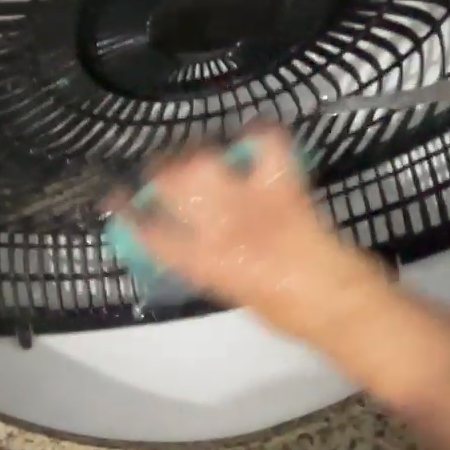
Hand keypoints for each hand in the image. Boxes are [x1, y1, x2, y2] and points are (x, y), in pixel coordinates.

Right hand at [113, 126, 385, 335]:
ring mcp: (252, 203)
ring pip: (205, 162)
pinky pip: (264, 145)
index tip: (114, 200)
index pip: (151, 233)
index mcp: (205, 265)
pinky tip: (248, 142)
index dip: (127, 213)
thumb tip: (193, 243)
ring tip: (195, 159)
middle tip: (160, 176)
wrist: (334, 300)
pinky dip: (255, 138)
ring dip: (194, 156)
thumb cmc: (285, 311)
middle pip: (173, 185)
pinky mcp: (283, 185)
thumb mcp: (232, 292)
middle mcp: (221, 230)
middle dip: (160, 174)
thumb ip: (207, 264)